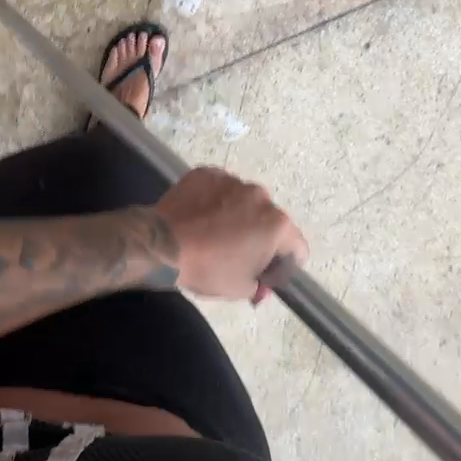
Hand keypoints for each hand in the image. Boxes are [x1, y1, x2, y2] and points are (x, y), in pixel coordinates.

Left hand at [153, 168, 309, 302]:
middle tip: (238, 254)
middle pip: (269, 220)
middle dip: (260, 237)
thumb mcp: (241, 288)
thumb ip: (260, 283)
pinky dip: (214, 200)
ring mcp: (232, 180)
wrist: (163, 243)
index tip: (266, 276)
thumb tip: (260, 282)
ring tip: (215, 232)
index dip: (284, 266)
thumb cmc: (208, 268)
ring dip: (237, 215)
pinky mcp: (206, 172)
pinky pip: (218, 188)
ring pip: (243, 201)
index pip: (297, 248)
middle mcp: (260, 196)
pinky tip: (200, 215)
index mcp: (277, 224)